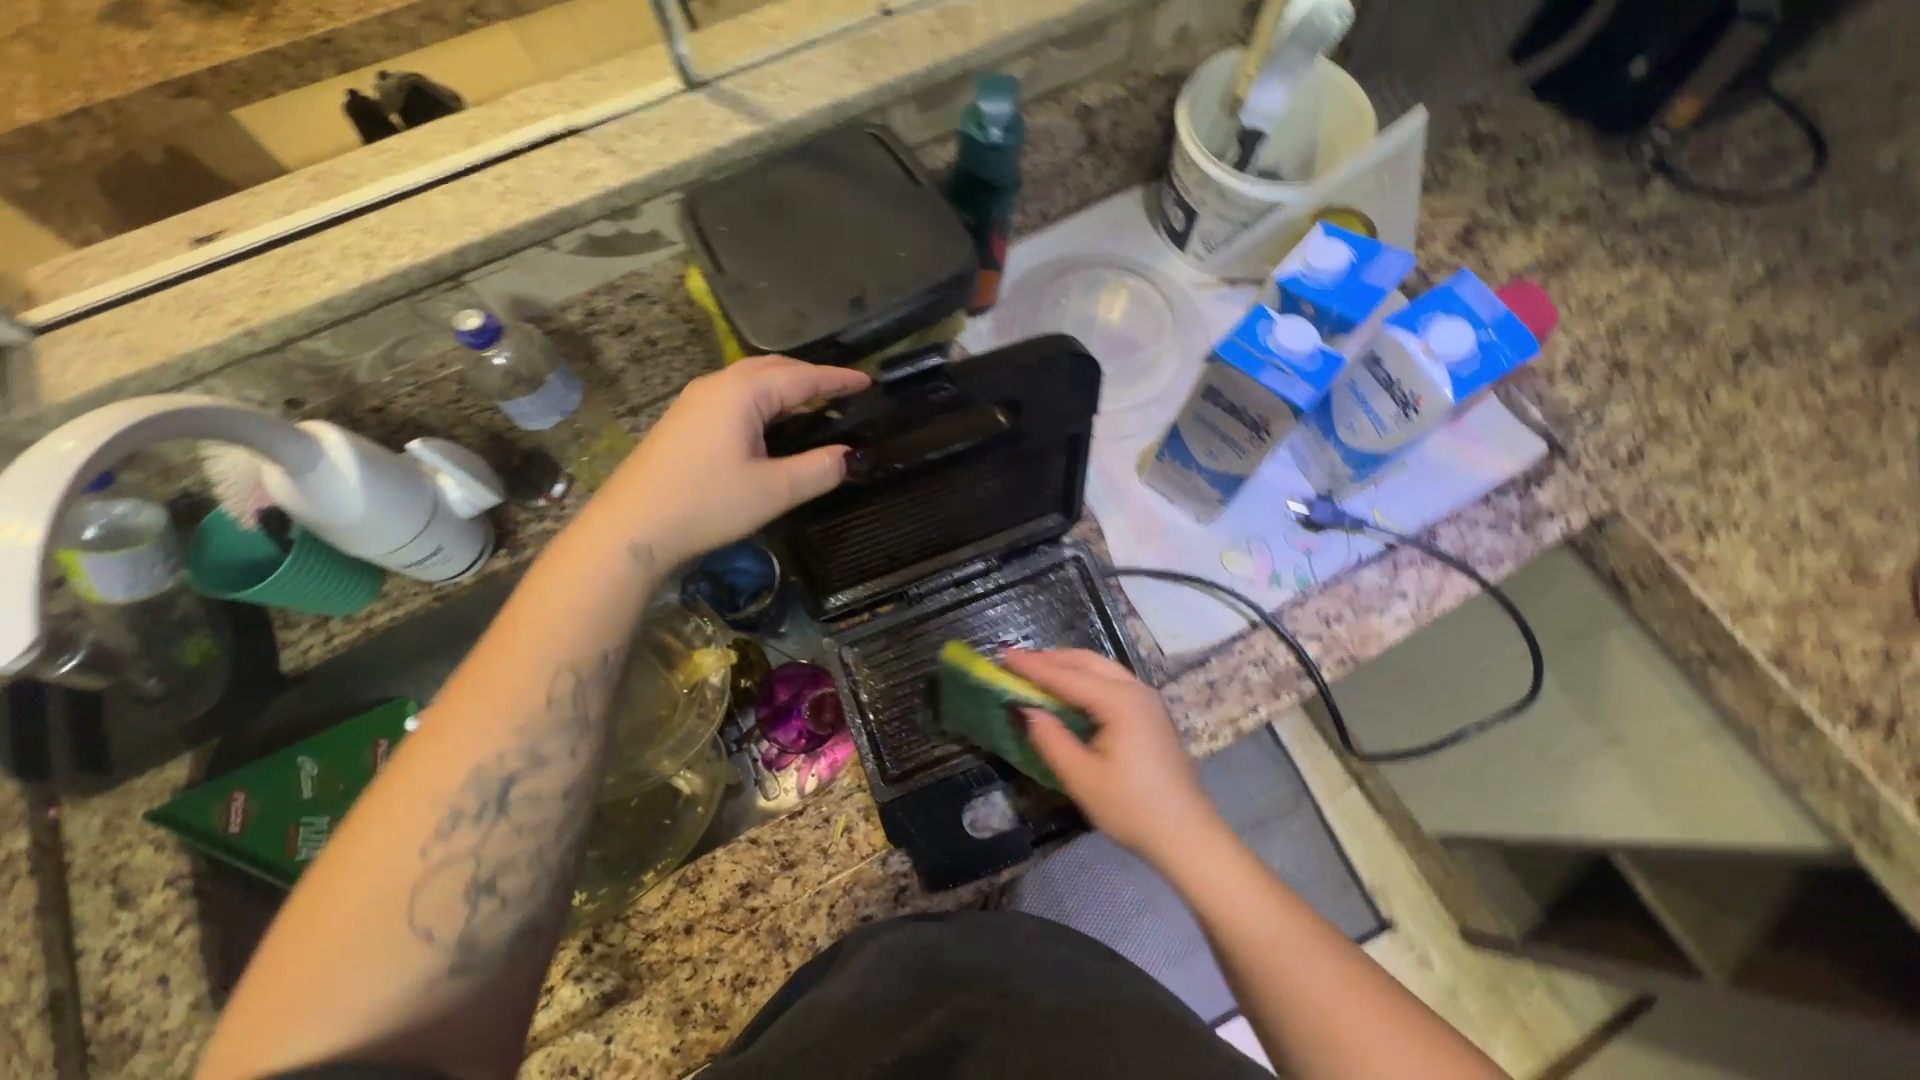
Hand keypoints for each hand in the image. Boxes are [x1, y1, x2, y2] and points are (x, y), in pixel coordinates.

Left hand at [602, 355, 869, 565]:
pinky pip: (735, 397)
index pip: (802, 377)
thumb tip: (851, 456)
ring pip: (751, 382)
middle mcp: (717, 385)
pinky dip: (764, 402)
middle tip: (844, 392)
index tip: (869, 381)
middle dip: (811, 376)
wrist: (631, 529)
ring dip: (785, 388)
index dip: (838, 380)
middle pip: (773, 369)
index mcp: (741, 393)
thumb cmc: (705, 504)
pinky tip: (773, 425)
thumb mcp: (773, 491)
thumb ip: (819, 469)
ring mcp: (695, 402)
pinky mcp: (684, 422)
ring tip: (815, 405)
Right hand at [1004, 650, 1224, 863]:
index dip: (1033, 667)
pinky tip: (1070, 692)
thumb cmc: (1132, 808)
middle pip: (1088, 662)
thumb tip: (1024, 709)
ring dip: (1069, 667)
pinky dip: (1086, 680)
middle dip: (1051, 659)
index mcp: (1120, 702)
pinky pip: (1112, 683)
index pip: (1067, 676)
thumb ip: (1050, 738)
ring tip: (1037, 672)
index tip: (1003, 656)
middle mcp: (1136, 691)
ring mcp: (1148, 702)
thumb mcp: (1082, 778)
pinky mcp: (1151, 716)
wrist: (1187, 835)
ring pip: (1102, 670)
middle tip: (1017, 661)